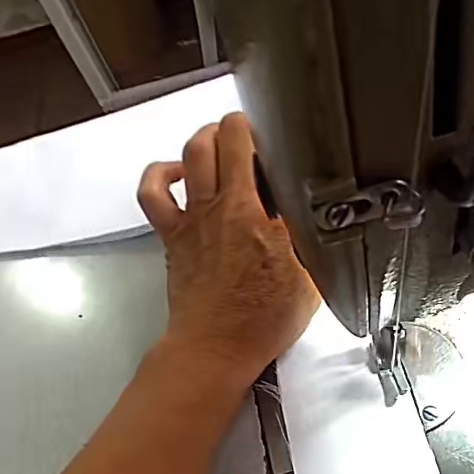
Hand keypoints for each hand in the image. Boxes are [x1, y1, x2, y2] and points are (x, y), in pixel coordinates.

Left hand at [137, 112, 318, 379]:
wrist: (215, 348)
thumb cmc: (258, 323)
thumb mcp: (307, 283)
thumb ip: (310, 248)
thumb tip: (319, 229)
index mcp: (254, 216)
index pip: (250, 149)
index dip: (259, 130)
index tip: (273, 132)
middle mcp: (220, 209)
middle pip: (216, 141)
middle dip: (230, 126)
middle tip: (246, 131)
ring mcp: (192, 221)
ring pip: (187, 157)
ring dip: (201, 140)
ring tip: (216, 141)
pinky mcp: (173, 237)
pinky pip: (154, 193)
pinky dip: (160, 174)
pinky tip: (176, 174)